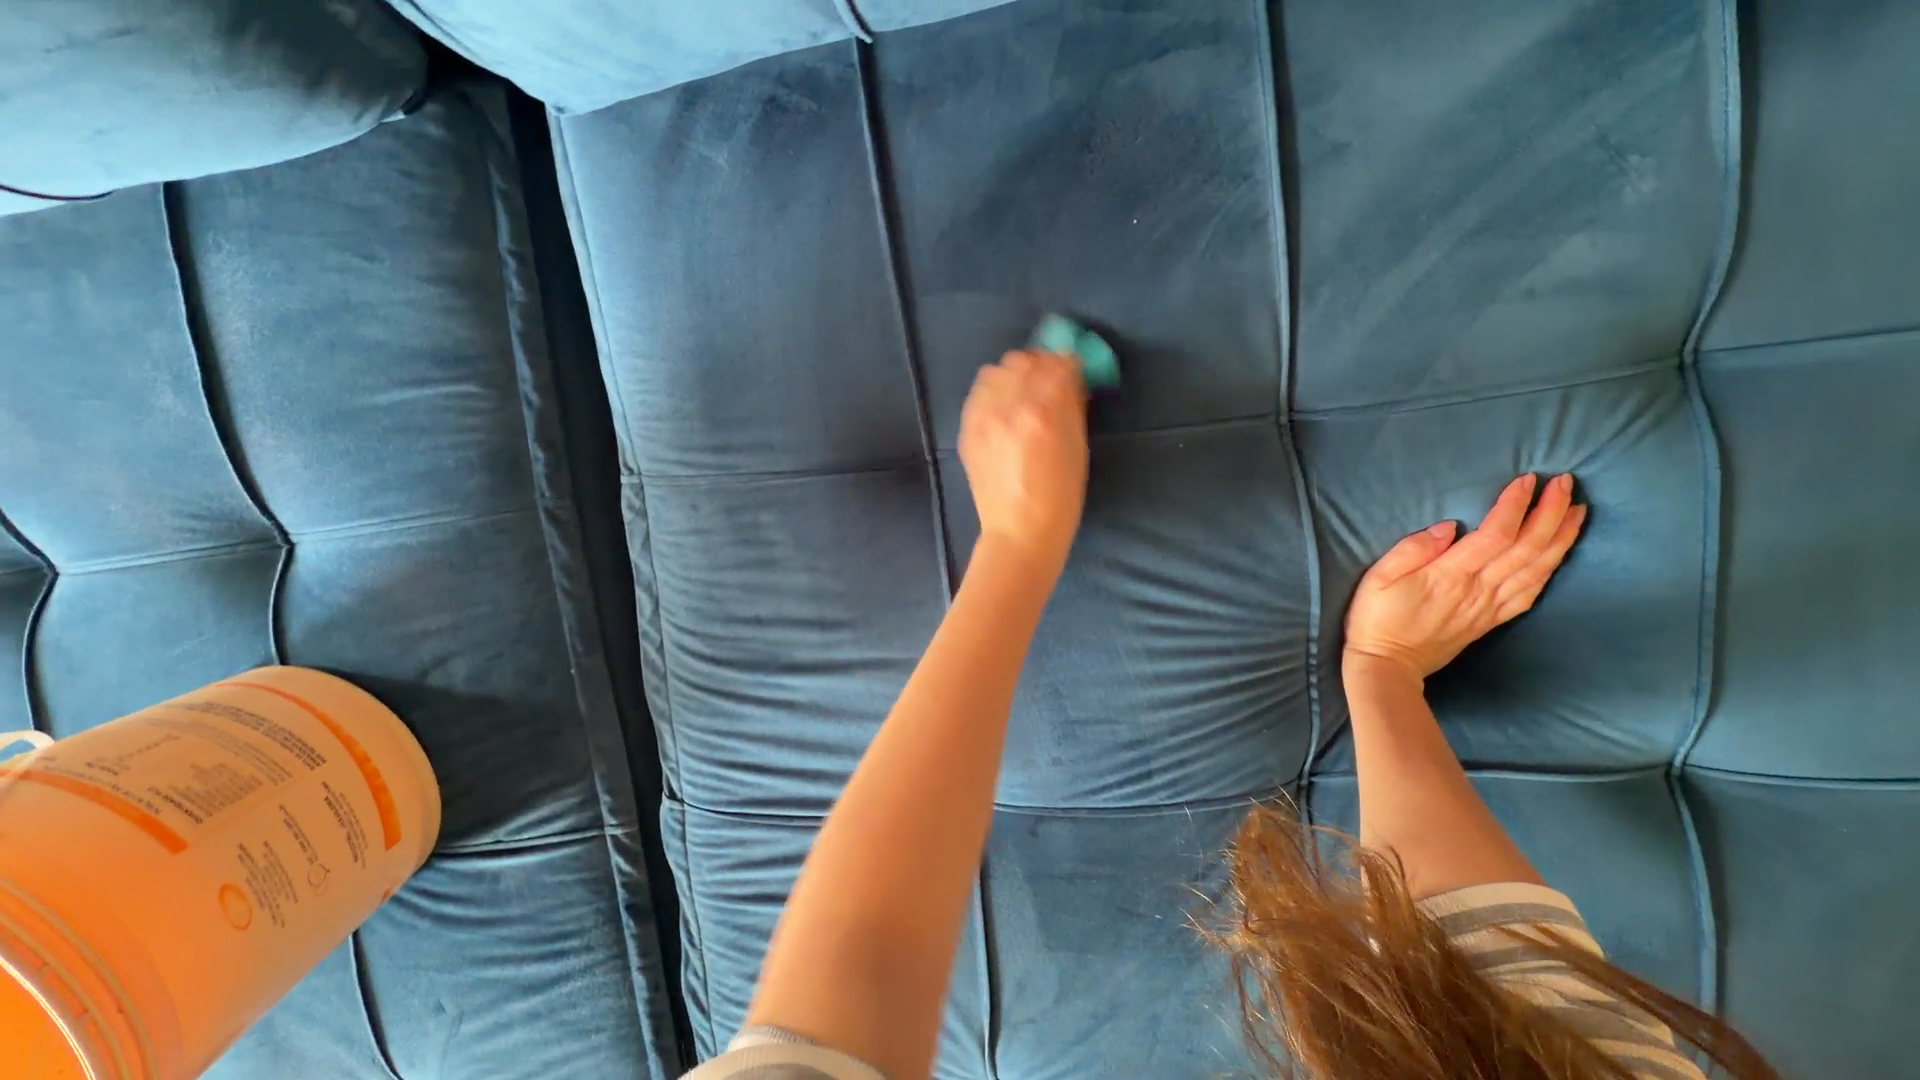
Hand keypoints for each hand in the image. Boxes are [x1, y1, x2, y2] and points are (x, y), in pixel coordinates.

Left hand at [959, 349, 1088, 570]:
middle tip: (1051, 382)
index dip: (1070, 365)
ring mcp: (984, 417)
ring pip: (997, 370)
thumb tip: (1072, 380)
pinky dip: (994, 391)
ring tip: (1024, 394)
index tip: (1075, 374)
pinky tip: (1004, 408)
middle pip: (1024, 360)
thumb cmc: (1060, 497)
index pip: (1058, 364)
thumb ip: (1073, 407)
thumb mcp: (1078, 448)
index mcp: (1044, 413)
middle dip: (1041, 366)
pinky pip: (979, 392)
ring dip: (1015, 375)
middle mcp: (1010, 407)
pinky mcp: (968, 429)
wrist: (1019, 531)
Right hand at [1343, 473, 1586, 684]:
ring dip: (1561, 538)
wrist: (1387, 666)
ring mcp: (1490, 607)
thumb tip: (1448, 527)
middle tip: (1566, 484)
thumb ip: (1411, 550)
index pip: (1495, 533)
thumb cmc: (1376, 619)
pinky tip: (1559, 554)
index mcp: (1451, 575)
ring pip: (1538, 568)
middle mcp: (1480, 589)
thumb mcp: (1378, 578)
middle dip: (1551, 513)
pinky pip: (1531, 593)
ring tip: (1577, 511)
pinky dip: (1551, 570)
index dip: (1516, 505)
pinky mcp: (1492, 620)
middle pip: (1527, 547)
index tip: (1529, 479)